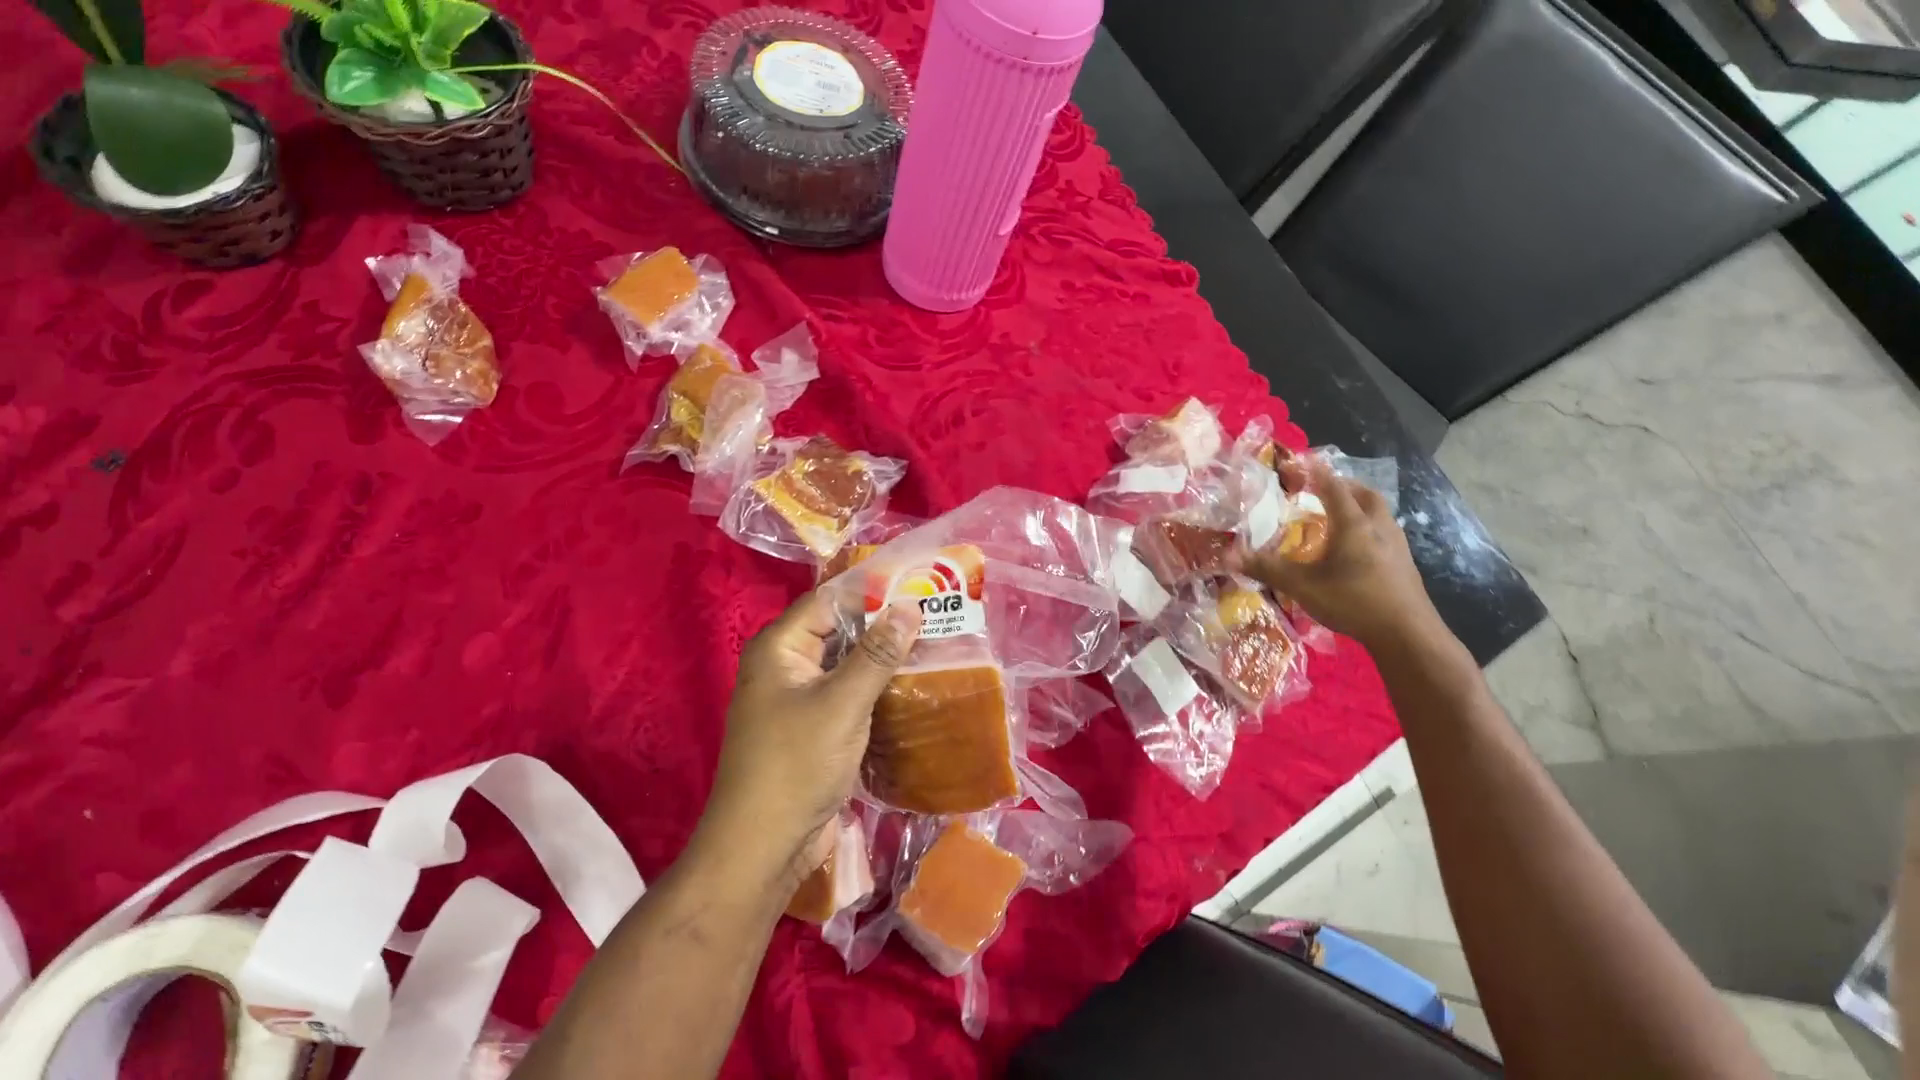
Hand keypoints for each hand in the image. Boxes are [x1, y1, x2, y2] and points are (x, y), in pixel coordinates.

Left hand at [700, 589, 919, 886]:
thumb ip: (876, 654)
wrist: (764, 846)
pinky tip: (916, 689)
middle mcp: (785, 667)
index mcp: (778, 648)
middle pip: (839, 632)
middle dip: (884, 626)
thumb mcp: (841, 704)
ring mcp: (798, 701)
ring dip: (884, 661)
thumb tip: (909, 605)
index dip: (872, 591)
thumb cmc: (796, 765)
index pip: (829, 601)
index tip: (921, 584)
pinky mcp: (814, 731)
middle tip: (937, 615)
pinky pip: (848, 698)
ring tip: (937, 645)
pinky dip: (877, 692)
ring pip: (846, 667)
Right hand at [1236, 461, 1441, 651]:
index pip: (1332, 486)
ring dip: (1358, 506)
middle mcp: (1378, 526)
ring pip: (1378, 513)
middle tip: (1320, 488)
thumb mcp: (1302, 586)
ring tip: (1337, 516)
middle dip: (1341, 486)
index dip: (1313, 472)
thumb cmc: (1353, 602)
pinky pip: (1384, 533)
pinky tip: (1356, 548)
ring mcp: (1396, 545)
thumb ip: (1267, 568)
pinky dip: (1368, 528)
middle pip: (1363, 494)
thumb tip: (1228, 556)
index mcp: (1353, 523)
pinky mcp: (1404, 564)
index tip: (1295, 463)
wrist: (1407, 633)